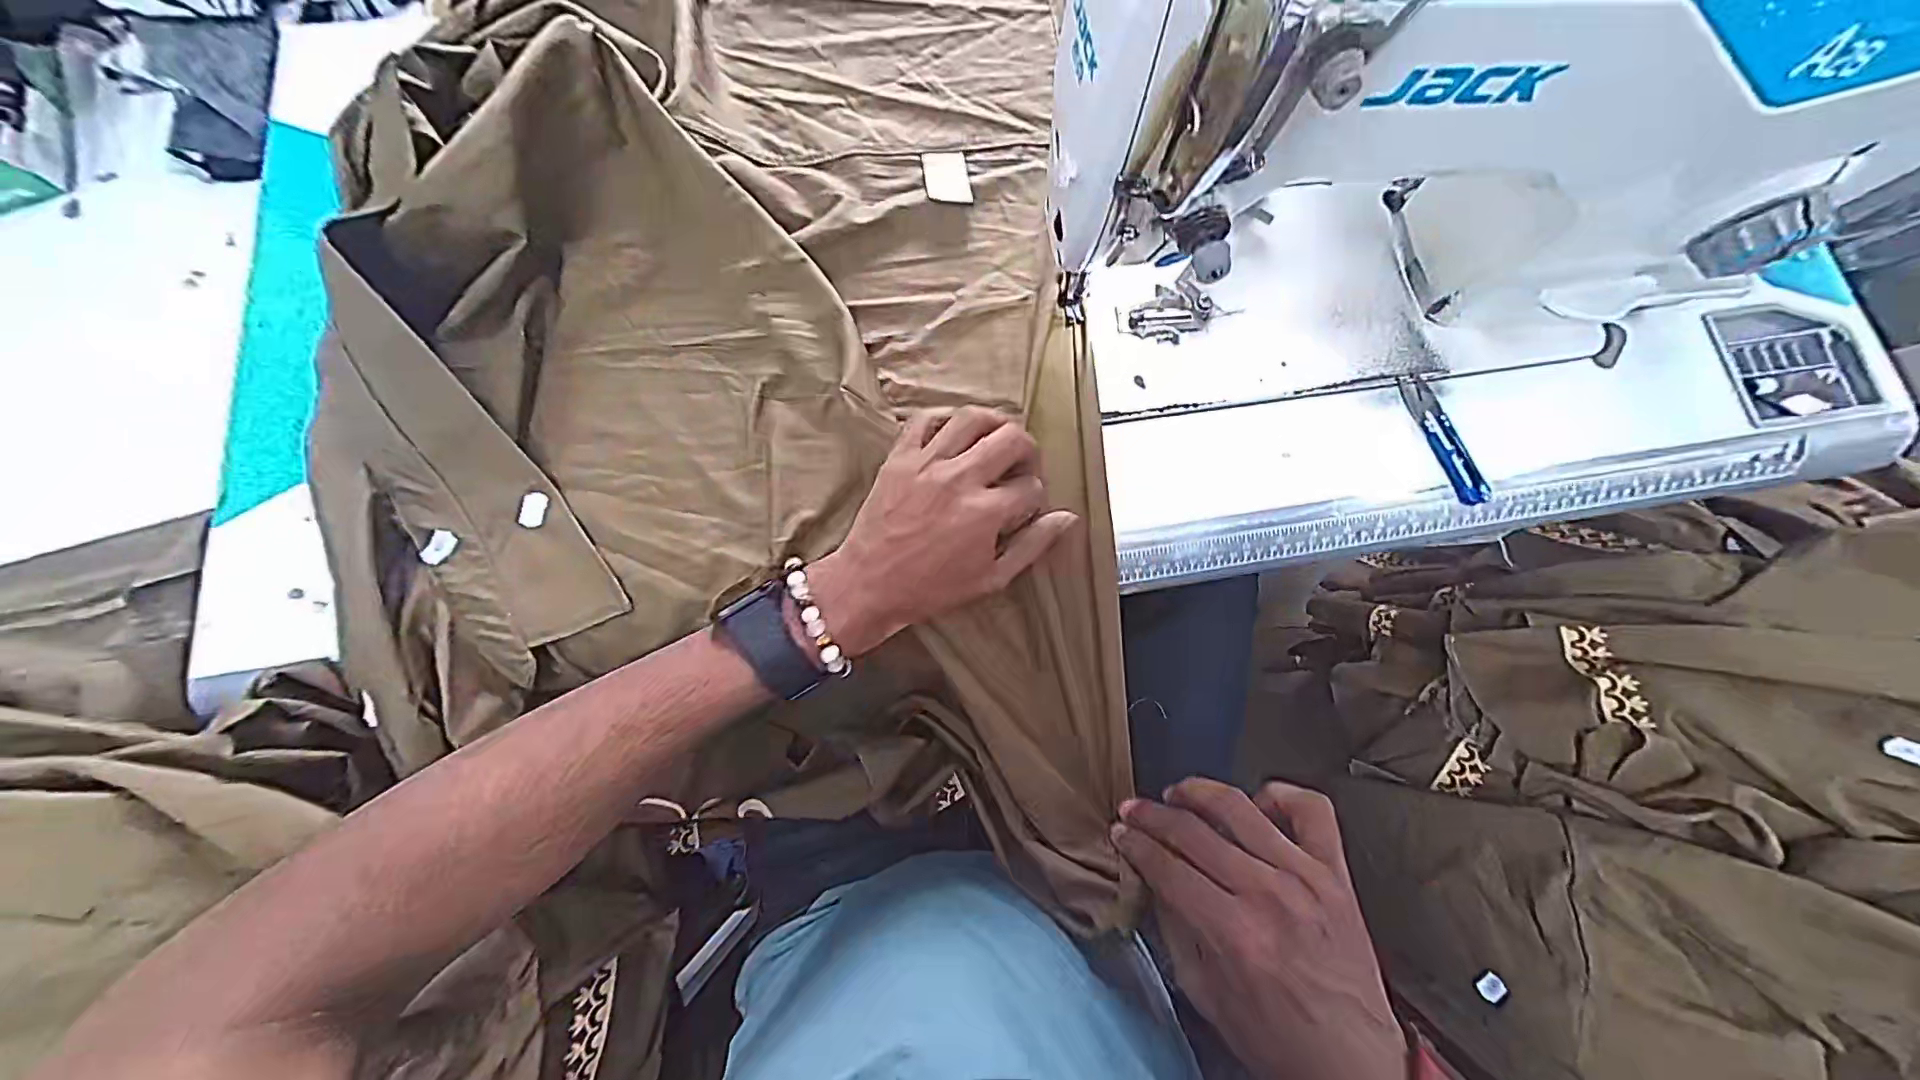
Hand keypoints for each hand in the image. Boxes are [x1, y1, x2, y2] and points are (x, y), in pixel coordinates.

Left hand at [806, 407, 1077, 656]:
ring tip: (996, 438)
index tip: (1027, 506)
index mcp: (984, 512)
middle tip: (1022, 465)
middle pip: (1012, 439)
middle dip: (1028, 451)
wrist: (870, 585)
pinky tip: (954, 433)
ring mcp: (927, 464)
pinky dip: (944, 418)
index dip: (1037, 497)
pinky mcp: (900, 459)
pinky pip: (924, 419)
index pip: (1031, 487)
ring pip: (972, 418)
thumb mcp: (990, 579)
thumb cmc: (928, 588)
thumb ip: (1032, 546)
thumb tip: (1066, 518)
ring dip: (994, 423)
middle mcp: (959, 480)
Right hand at [1113, 778, 1405, 1079]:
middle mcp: (1268, 896)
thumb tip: (1152, 878)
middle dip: (1150, 815)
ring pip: (1238, 805)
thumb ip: (1174, 929)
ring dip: (1196, 791)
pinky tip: (1256, 803)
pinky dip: (1279, 795)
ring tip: (1178, 793)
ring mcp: (1306, 877)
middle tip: (1134, 810)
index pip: (1166, 866)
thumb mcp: (1206, 994)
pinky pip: (1309, 809)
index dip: (1134, 844)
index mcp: (1234, 934)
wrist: (1357, 1062)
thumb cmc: (1281, 1038)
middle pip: (1191, 831)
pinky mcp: (1335, 873)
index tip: (1121, 834)